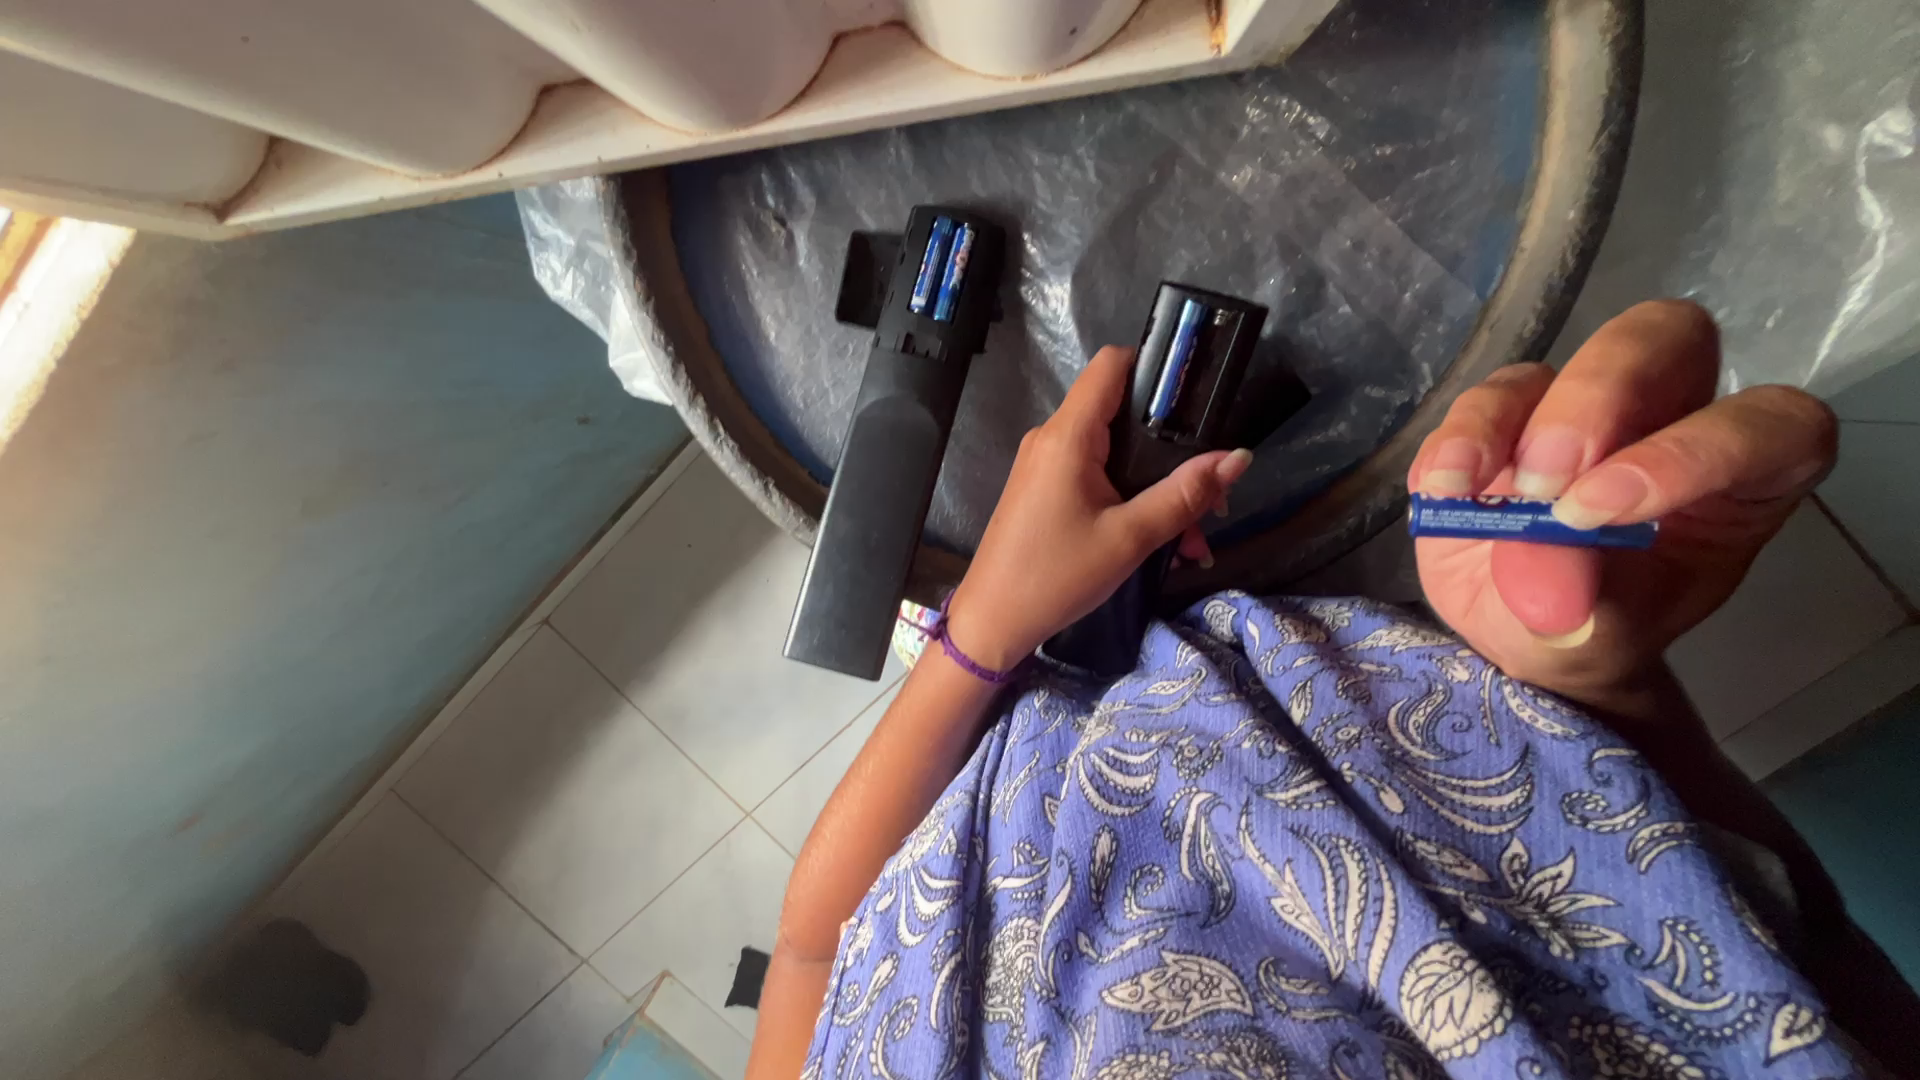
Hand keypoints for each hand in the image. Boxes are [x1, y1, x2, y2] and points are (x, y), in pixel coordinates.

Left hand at [946, 346, 1253, 669]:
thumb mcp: (1129, 538)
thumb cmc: (1056, 576)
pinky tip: (1161, 541)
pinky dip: (1130, 500)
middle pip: (1121, 414)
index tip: (1198, 399)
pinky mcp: (1044, 490)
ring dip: (1157, 487)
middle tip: (1210, 493)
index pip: (1111, 365)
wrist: (993, 621)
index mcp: (1068, 435)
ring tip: (1192, 536)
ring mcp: (1045, 465)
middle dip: (1172, 449)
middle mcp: (1052, 438)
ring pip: (1115, 455)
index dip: (1156, 369)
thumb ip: (1185, 494)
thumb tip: (1238, 457)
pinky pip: (1095, 478)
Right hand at [1407, 300, 1837, 711]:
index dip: (1693, 452)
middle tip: (1541, 479)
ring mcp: (1571, 416)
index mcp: (1736, 475)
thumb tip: (1531, 568)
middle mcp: (1660, 421)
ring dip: (1502, 422)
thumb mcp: (1596, 635)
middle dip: (1597, 397)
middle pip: (1662, 343)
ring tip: (1464, 488)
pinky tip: (1436, 490)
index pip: (1761, 425)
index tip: (1598, 513)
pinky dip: (1452, 441)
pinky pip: (1477, 404)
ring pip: (1554, 368)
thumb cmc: (1588, 630)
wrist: (1516, 626)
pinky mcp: (1497, 424)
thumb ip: (1577, 596)